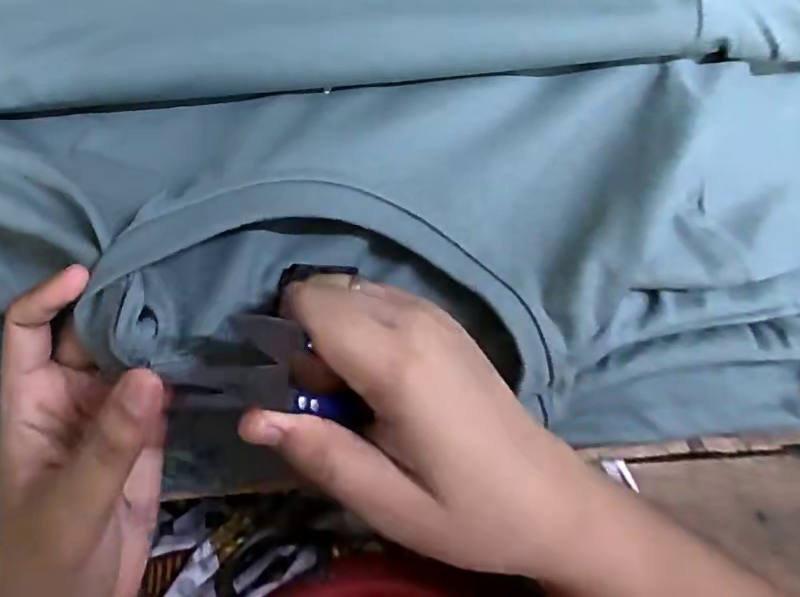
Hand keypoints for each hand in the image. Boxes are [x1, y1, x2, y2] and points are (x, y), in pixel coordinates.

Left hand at [0, 266, 168, 596]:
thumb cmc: (50, 564)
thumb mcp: (72, 507)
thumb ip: (109, 444)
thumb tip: (150, 372)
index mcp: (32, 400)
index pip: (26, 328)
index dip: (49, 295)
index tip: (86, 272)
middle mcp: (69, 390)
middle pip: (87, 328)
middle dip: (115, 296)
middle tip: (158, 263)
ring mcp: (108, 406)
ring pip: (127, 348)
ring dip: (152, 322)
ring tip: (187, 288)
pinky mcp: (145, 426)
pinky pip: (160, 380)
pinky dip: (179, 358)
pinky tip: (203, 334)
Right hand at [236, 275, 599, 581]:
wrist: (549, 497)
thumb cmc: (468, 511)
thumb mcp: (388, 504)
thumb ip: (318, 453)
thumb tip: (250, 418)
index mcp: (396, 361)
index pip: (309, 303)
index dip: (287, 339)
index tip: (303, 389)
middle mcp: (410, 317)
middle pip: (322, 290)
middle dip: (306, 334)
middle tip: (331, 397)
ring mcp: (427, 308)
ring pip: (344, 288)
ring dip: (330, 327)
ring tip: (357, 388)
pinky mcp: (437, 311)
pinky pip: (371, 294)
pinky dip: (356, 322)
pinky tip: (380, 373)